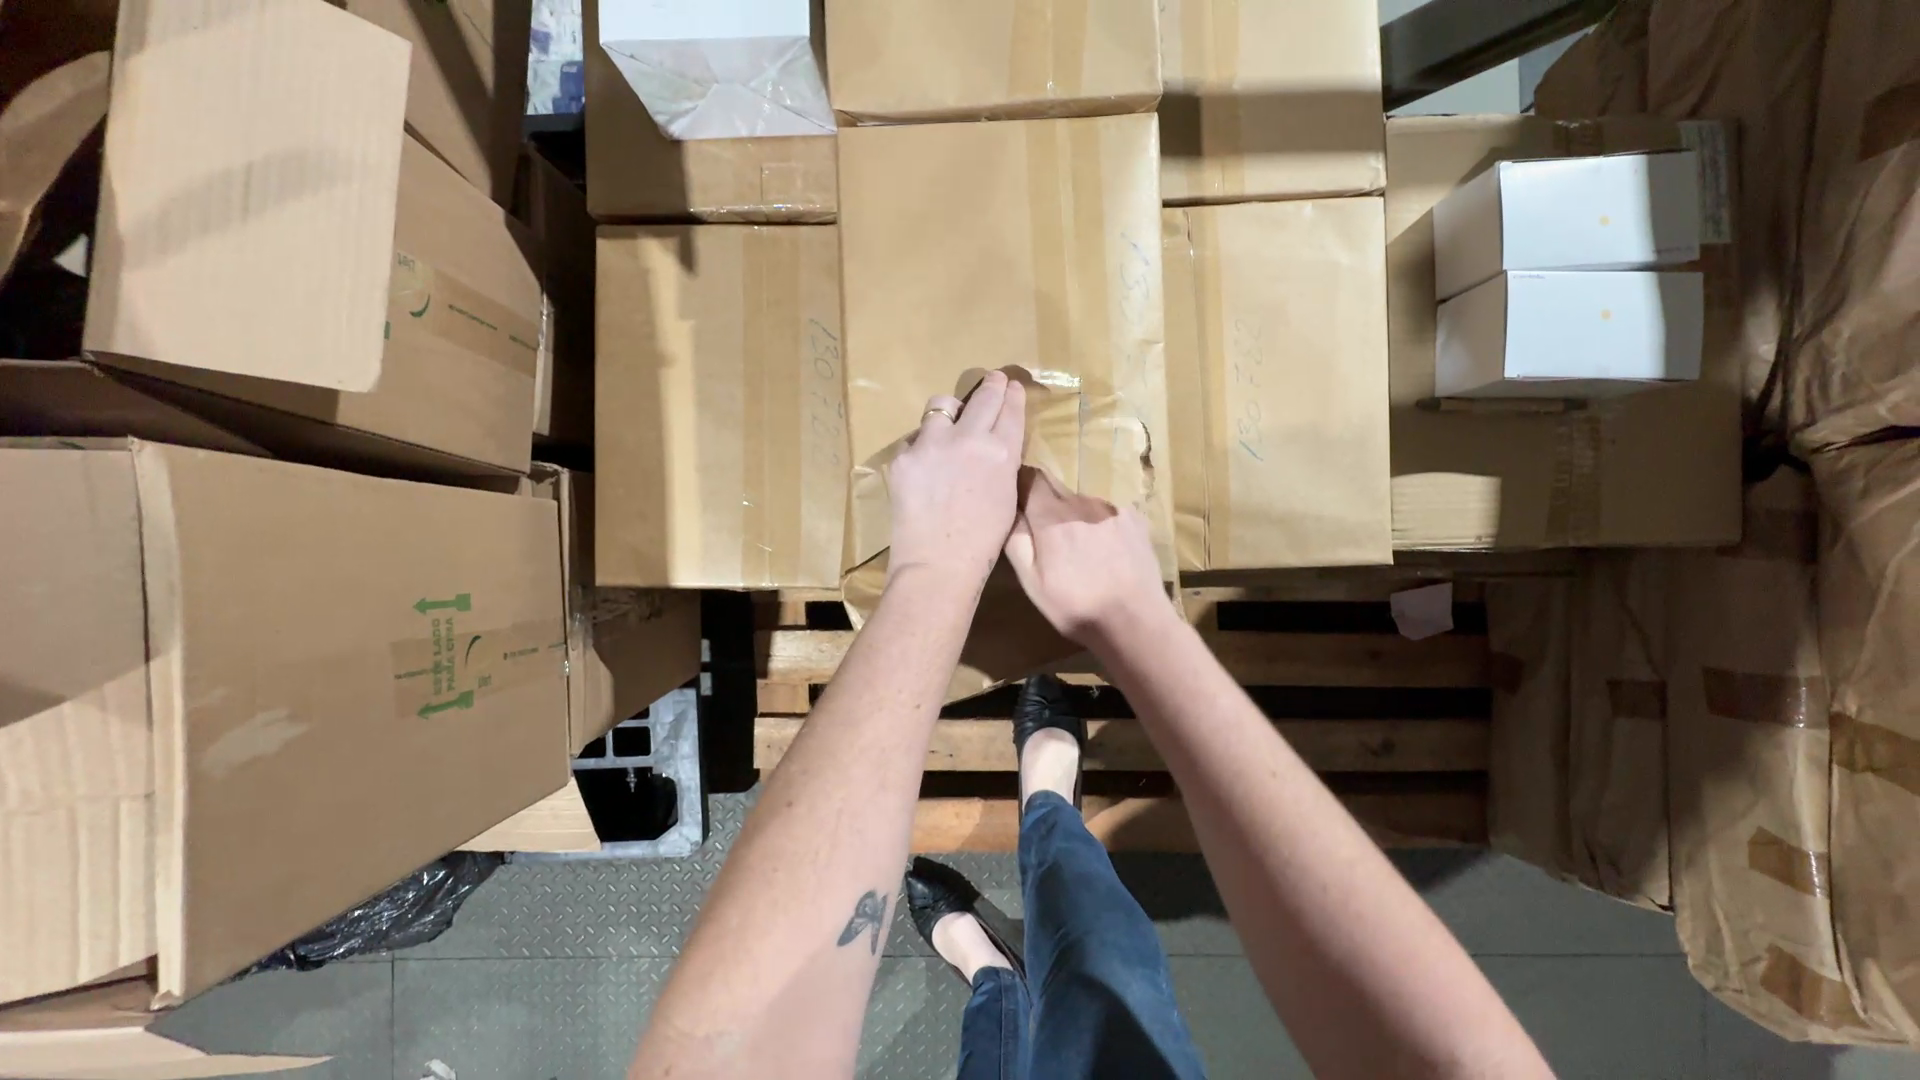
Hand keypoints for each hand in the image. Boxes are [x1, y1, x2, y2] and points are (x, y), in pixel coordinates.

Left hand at [888, 370, 1026, 586]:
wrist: (939, 562)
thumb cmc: (982, 542)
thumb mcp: (1006, 497)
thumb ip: (1000, 465)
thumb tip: (992, 449)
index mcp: (1002, 451)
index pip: (1010, 409)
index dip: (1012, 395)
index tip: (1011, 386)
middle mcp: (969, 438)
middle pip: (983, 397)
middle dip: (991, 386)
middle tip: (993, 381)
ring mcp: (933, 443)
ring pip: (941, 406)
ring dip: (948, 413)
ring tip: (947, 425)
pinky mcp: (903, 456)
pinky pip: (914, 441)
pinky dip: (921, 449)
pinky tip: (923, 468)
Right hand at [1003, 470, 1167, 646]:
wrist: (1135, 621)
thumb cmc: (1075, 607)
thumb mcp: (1031, 582)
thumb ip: (1016, 539)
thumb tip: (1009, 508)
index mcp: (1052, 516)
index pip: (1029, 477)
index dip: (1020, 484)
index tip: (1016, 501)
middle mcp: (1082, 502)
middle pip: (1056, 487)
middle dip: (1045, 503)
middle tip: (1047, 536)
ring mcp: (1112, 508)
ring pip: (1082, 501)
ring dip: (1074, 516)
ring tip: (1080, 551)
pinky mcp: (1135, 518)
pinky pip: (1107, 512)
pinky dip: (1099, 525)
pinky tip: (1105, 553)